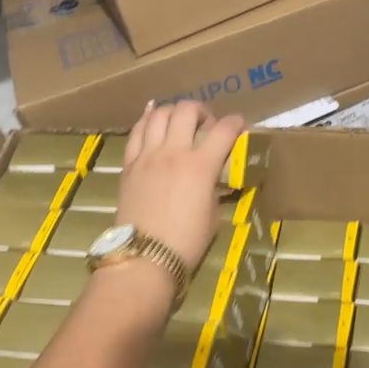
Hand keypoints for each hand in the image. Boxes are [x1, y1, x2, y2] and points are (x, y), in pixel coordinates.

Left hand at [117, 101, 245, 270]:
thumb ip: (213, 188)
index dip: (236, 123)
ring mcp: (147, 156)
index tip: (239, 124)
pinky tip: (152, 117)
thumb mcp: (212, 214)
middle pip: (187, 110)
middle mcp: (174, 152)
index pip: (223, 130)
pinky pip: (136, 131)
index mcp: (201, 166)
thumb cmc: (186, 242)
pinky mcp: (129, 164)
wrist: (144, 257)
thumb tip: (213, 180)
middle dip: (202, 111)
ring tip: (179, 122)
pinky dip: (146, 119)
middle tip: (206, 124)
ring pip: (159, 114)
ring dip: (174, 112)